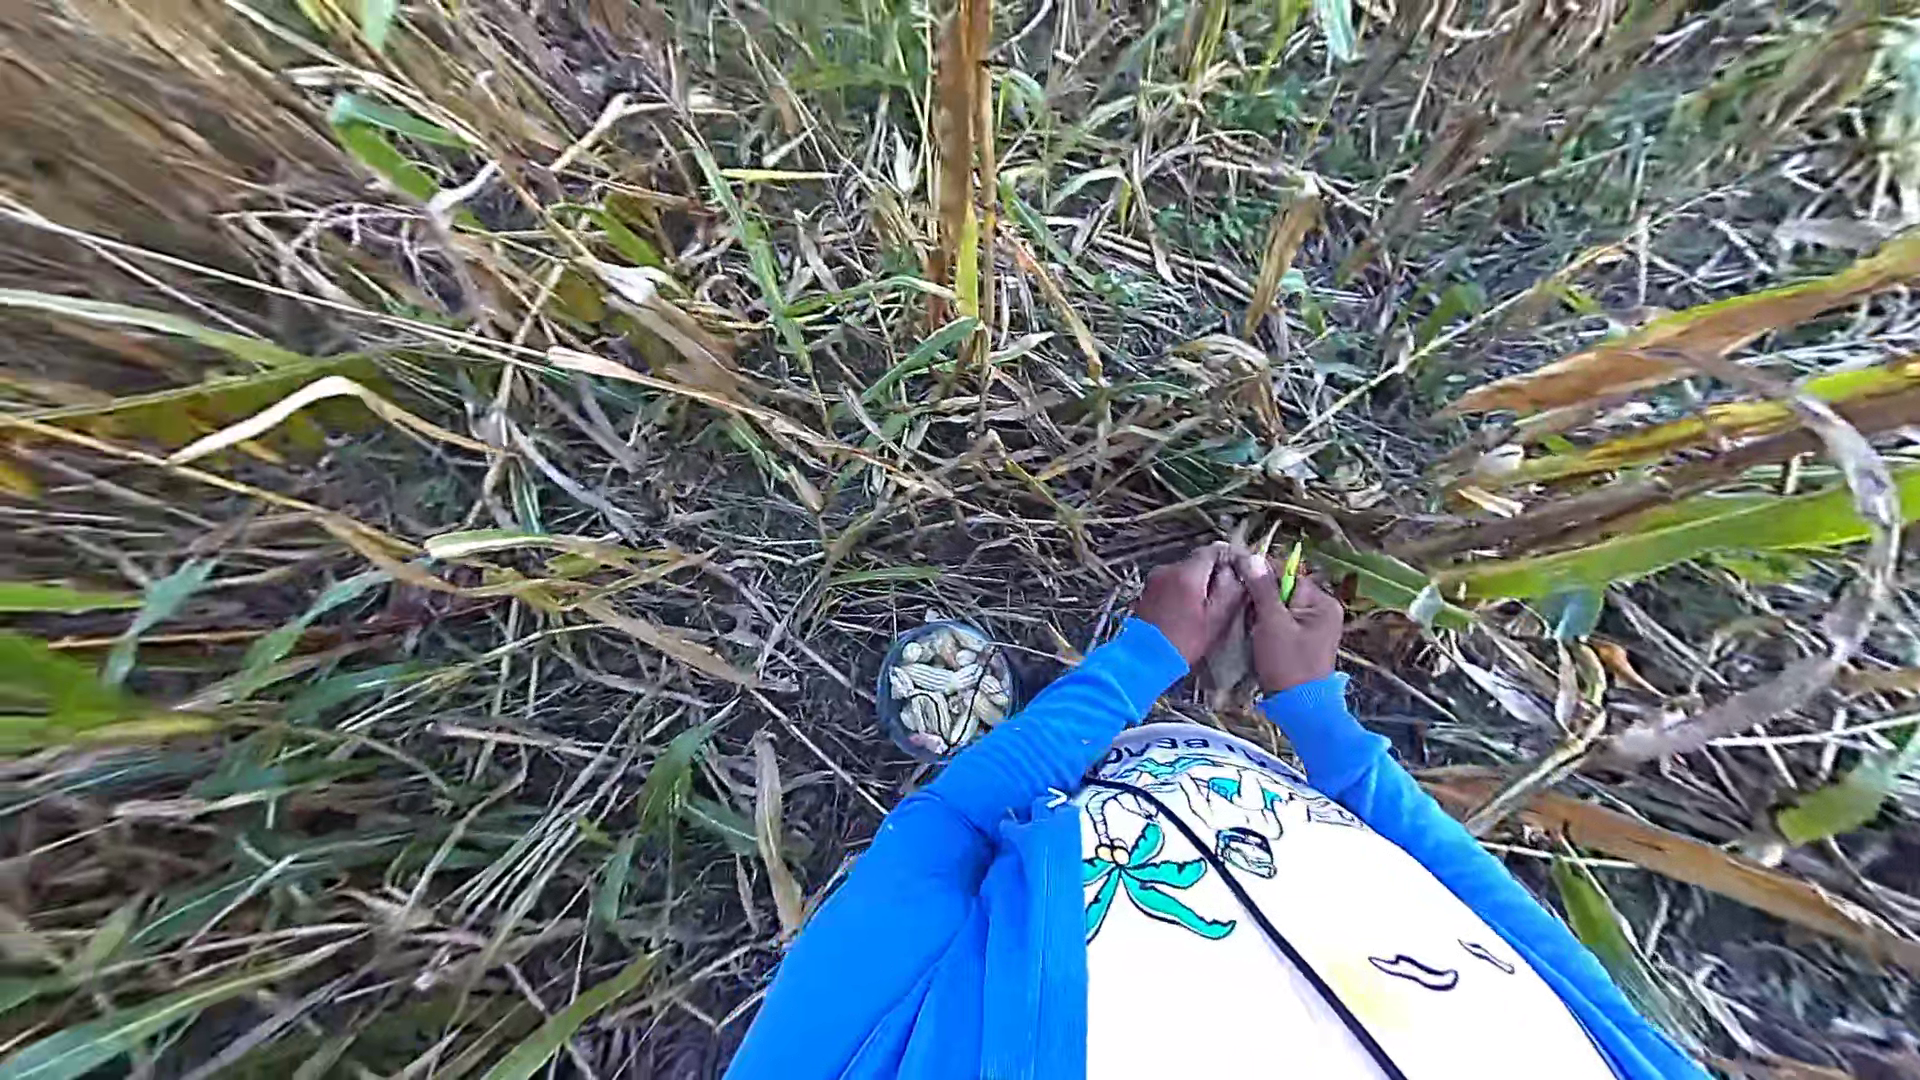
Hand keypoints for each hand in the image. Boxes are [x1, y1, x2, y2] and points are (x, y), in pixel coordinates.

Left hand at [1133, 544, 1247, 664]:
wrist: (1144, 658)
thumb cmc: (1185, 640)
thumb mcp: (1217, 618)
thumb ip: (1231, 590)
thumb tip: (1237, 570)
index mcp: (1186, 573)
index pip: (1213, 550)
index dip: (1231, 557)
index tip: (1241, 571)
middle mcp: (1166, 569)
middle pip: (1198, 562)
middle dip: (1215, 574)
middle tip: (1227, 595)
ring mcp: (1153, 579)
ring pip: (1184, 573)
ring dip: (1198, 584)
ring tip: (1207, 608)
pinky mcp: (1147, 591)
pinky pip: (1170, 583)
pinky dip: (1182, 591)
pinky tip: (1188, 611)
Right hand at [1237, 553, 1342, 692]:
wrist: (1299, 706)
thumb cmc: (1287, 662)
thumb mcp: (1272, 622)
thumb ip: (1262, 589)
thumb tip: (1251, 557)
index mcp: (1322, 602)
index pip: (1288, 573)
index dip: (1261, 572)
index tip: (1236, 574)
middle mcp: (1322, 609)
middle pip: (1283, 588)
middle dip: (1260, 593)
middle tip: (1240, 603)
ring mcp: (1313, 624)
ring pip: (1279, 603)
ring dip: (1261, 608)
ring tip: (1247, 618)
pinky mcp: (1302, 637)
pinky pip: (1281, 618)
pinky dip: (1266, 621)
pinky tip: (1254, 629)